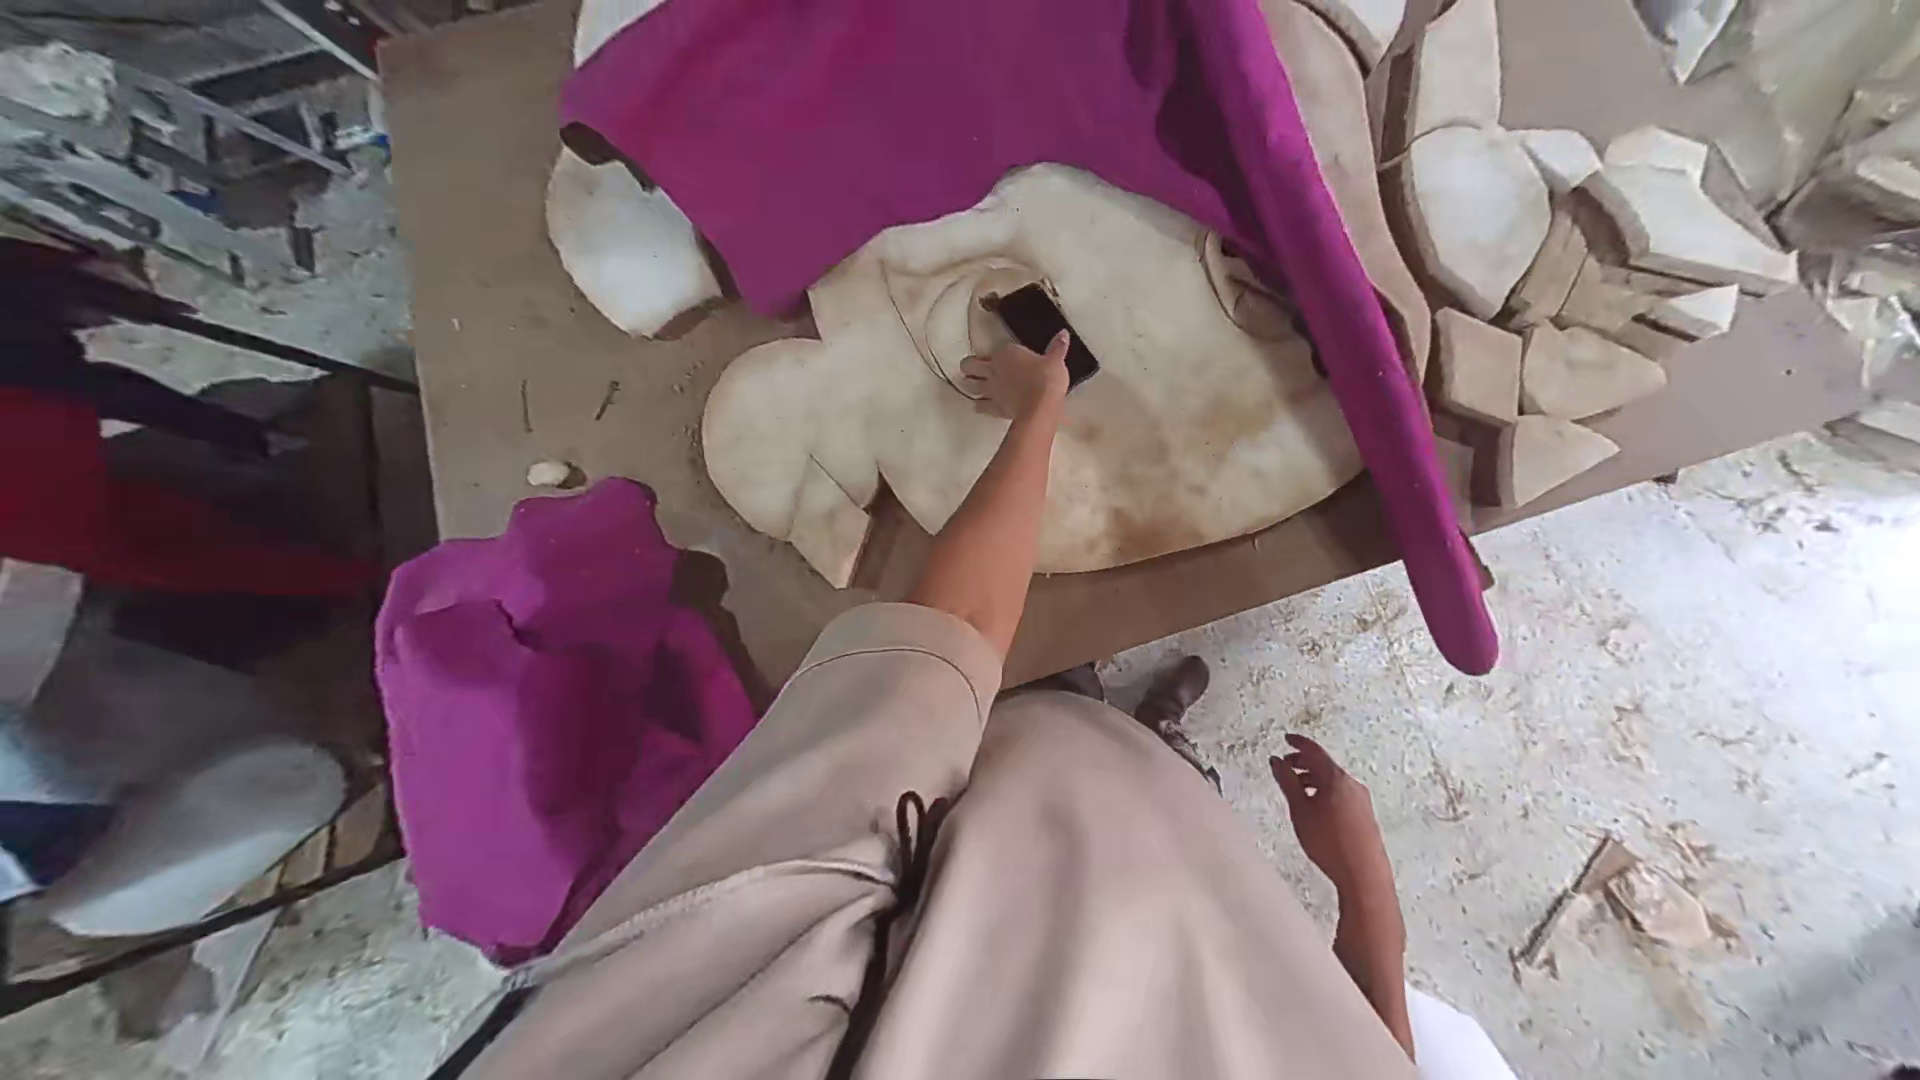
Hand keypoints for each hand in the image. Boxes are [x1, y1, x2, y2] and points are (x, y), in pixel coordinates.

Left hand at [959, 331, 1070, 420]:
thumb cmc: (1047, 379)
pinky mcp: (993, 407)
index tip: (1005, 357)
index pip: (998, 349)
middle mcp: (994, 369)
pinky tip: (979, 406)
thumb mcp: (1055, 360)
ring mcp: (991, 389)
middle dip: (968, 366)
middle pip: (970, 365)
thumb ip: (1057, 347)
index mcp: (1007, 353)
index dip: (999, 354)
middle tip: (971, 368)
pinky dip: (979, 406)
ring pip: (970, 385)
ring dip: (969, 385)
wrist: (1042, 406)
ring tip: (971, 385)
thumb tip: (1064, 333)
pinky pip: (980, 406)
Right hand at [1270, 734, 1395, 901]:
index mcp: (1337, 779)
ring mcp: (1361, 801)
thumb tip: (1276, 761)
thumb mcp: (1300, 810)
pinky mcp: (1365, 815)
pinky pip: (1341, 792)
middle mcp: (1352, 786)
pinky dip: (1324, 789)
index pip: (1315, 751)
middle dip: (1303, 761)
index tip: (1287, 738)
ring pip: (1333, 779)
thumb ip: (1287, 781)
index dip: (1298, 742)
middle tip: (1286, 764)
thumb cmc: (1330, 843)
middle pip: (1324, 764)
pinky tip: (1315, 805)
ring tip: (1296, 788)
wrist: (1364, 877)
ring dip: (1313, 777)